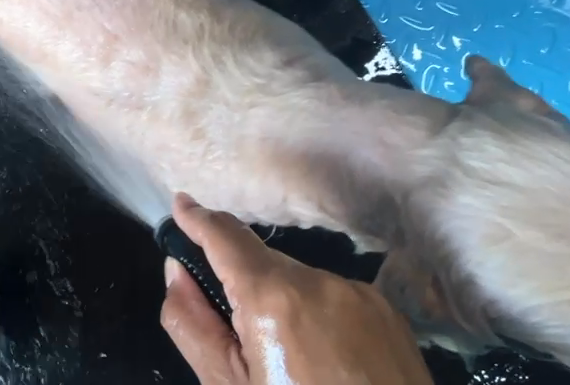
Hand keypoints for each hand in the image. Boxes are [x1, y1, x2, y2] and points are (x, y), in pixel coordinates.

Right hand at [161, 194, 430, 384]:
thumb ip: (192, 326)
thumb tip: (178, 271)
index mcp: (273, 298)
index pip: (225, 236)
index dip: (198, 219)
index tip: (181, 205)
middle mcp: (319, 281)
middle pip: (262, 262)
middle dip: (243, 281)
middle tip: (239, 333)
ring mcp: (361, 296)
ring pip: (300, 281)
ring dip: (284, 301)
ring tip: (293, 360)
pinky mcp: (391, 316)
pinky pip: (336, 299)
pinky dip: (320, 317)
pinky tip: (329, 364)